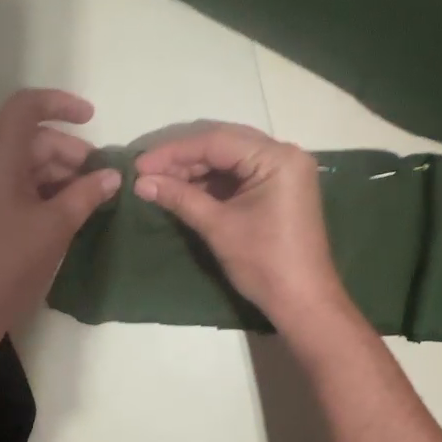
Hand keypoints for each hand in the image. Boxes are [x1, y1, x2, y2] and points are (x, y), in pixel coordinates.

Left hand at [0, 89, 120, 338]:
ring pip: (26, 163)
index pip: (25, 107)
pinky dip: (44, 189)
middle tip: (99, 177)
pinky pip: (17, 185)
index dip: (59, 103)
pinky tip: (69, 209)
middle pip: (30, 137)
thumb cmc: (12, 263)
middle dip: (68, 150)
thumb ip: (86, 194)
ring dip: (60, 172)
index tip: (91, 118)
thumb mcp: (57, 226)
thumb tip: (112, 176)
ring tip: (90, 195)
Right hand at [134, 123, 347, 325]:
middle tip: (145, 171)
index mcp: (276, 158)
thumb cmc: (264, 263)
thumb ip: (180, 197)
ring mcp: (282, 171)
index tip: (140, 164)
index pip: (216, 141)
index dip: (173, 152)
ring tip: (157, 181)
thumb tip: (140, 182)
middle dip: (182, 158)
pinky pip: (237, 174)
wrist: (301, 300)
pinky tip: (182, 188)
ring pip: (228, 158)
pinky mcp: (276, 188)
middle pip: (223, 144)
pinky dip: (210, 181)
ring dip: (193, 169)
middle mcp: (283, 155)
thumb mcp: (218, 226)